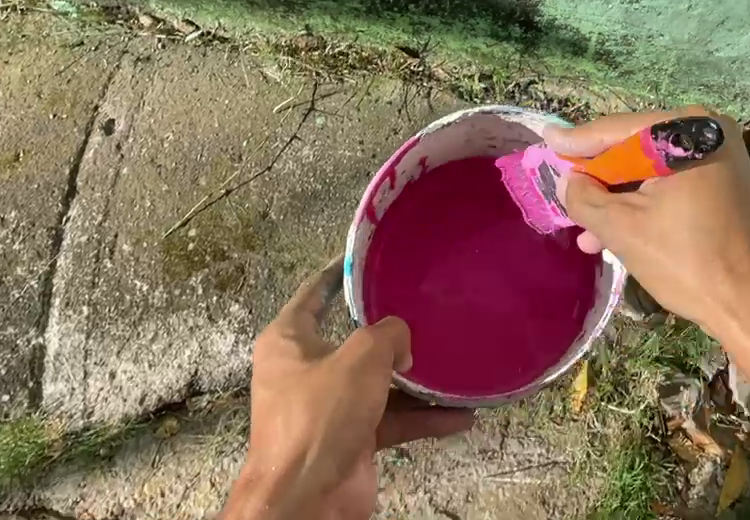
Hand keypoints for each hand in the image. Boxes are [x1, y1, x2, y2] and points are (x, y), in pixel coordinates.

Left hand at [220, 260, 474, 519]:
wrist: (305, 501)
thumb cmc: (321, 414)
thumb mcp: (361, 355)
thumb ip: (390, 333)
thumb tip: (402, 344)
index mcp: (289, 341)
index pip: (314, 293)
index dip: (340, 271)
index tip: (369, 255)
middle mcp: (307, 370)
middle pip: (355, 339)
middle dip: (391, 328)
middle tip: (426, 306)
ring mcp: (330, 408)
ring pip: (380, 381)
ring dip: (417, 379)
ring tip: (454, 360)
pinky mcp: (351, 440)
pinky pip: (393, 419)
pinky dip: (424, 417)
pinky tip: (460, 414)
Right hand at [549, 108, 749, 344]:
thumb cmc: (688, 261)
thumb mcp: (623, 228)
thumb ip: (585, 197)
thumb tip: (568, 180)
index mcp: (686, 130)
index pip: (618, 131)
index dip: (578, 142)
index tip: (546, 138)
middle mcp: (708, 130)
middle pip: (635, 148)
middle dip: (598, 177)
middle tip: (563, 189)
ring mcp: (722, 155)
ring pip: (652, 170)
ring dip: (619, 198)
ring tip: (585, 230)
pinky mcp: (727, 181)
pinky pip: (673, 182)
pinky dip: (645, 203)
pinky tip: (615, 233)